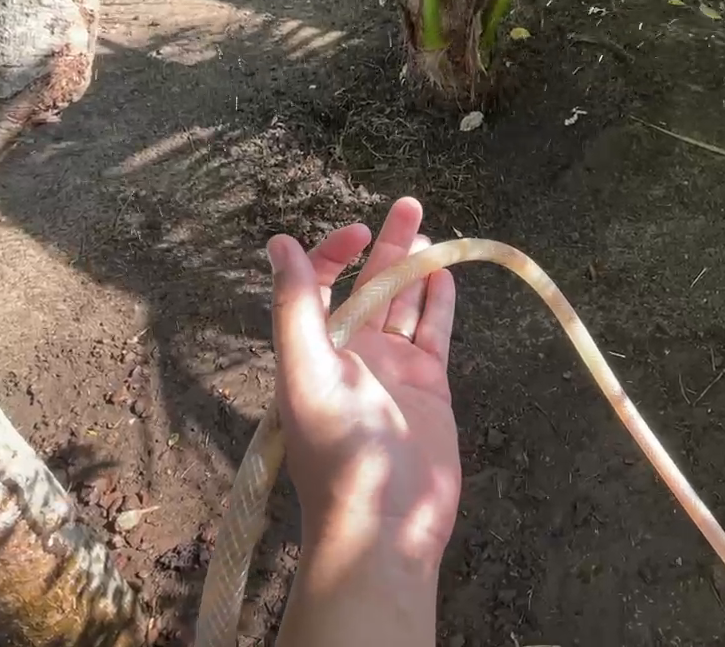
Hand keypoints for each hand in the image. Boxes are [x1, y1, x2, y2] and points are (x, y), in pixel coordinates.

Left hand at [269, 197, 459, 646]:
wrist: (387, 520)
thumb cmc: (340, 447)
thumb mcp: (307, 372)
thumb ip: (294, 306)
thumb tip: (277, 243)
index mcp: (318, 348)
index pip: (320, 286)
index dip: (334, 253)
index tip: (359, 234)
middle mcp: (355, 351)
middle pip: (373, 286)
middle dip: (388, 245)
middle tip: (411, 204)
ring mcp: (396, 367)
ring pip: (407, 303)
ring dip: (417, 269)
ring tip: (431, 234)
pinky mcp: (430, 383)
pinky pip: (435, 331)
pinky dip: (441, 301)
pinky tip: (447, 274)